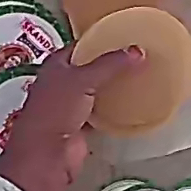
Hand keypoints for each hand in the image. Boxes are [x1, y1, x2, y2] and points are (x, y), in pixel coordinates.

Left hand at [0, 46, 142, 190]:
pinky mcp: (84, 125)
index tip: (126, 34)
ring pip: (99, 89)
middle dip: (112, 62)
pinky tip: (135, 101)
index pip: (82, 45)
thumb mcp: (82, 80)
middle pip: (92, 67)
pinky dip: (117, 106)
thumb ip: (110, 65)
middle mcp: (63, 83)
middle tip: (139, 54)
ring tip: (142, 74)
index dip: (101, 39)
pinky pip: (104, 111)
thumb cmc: (55, 111)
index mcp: (57, 65)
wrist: (48, 156)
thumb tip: (138, 50)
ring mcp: (73, 105)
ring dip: (116, 84)